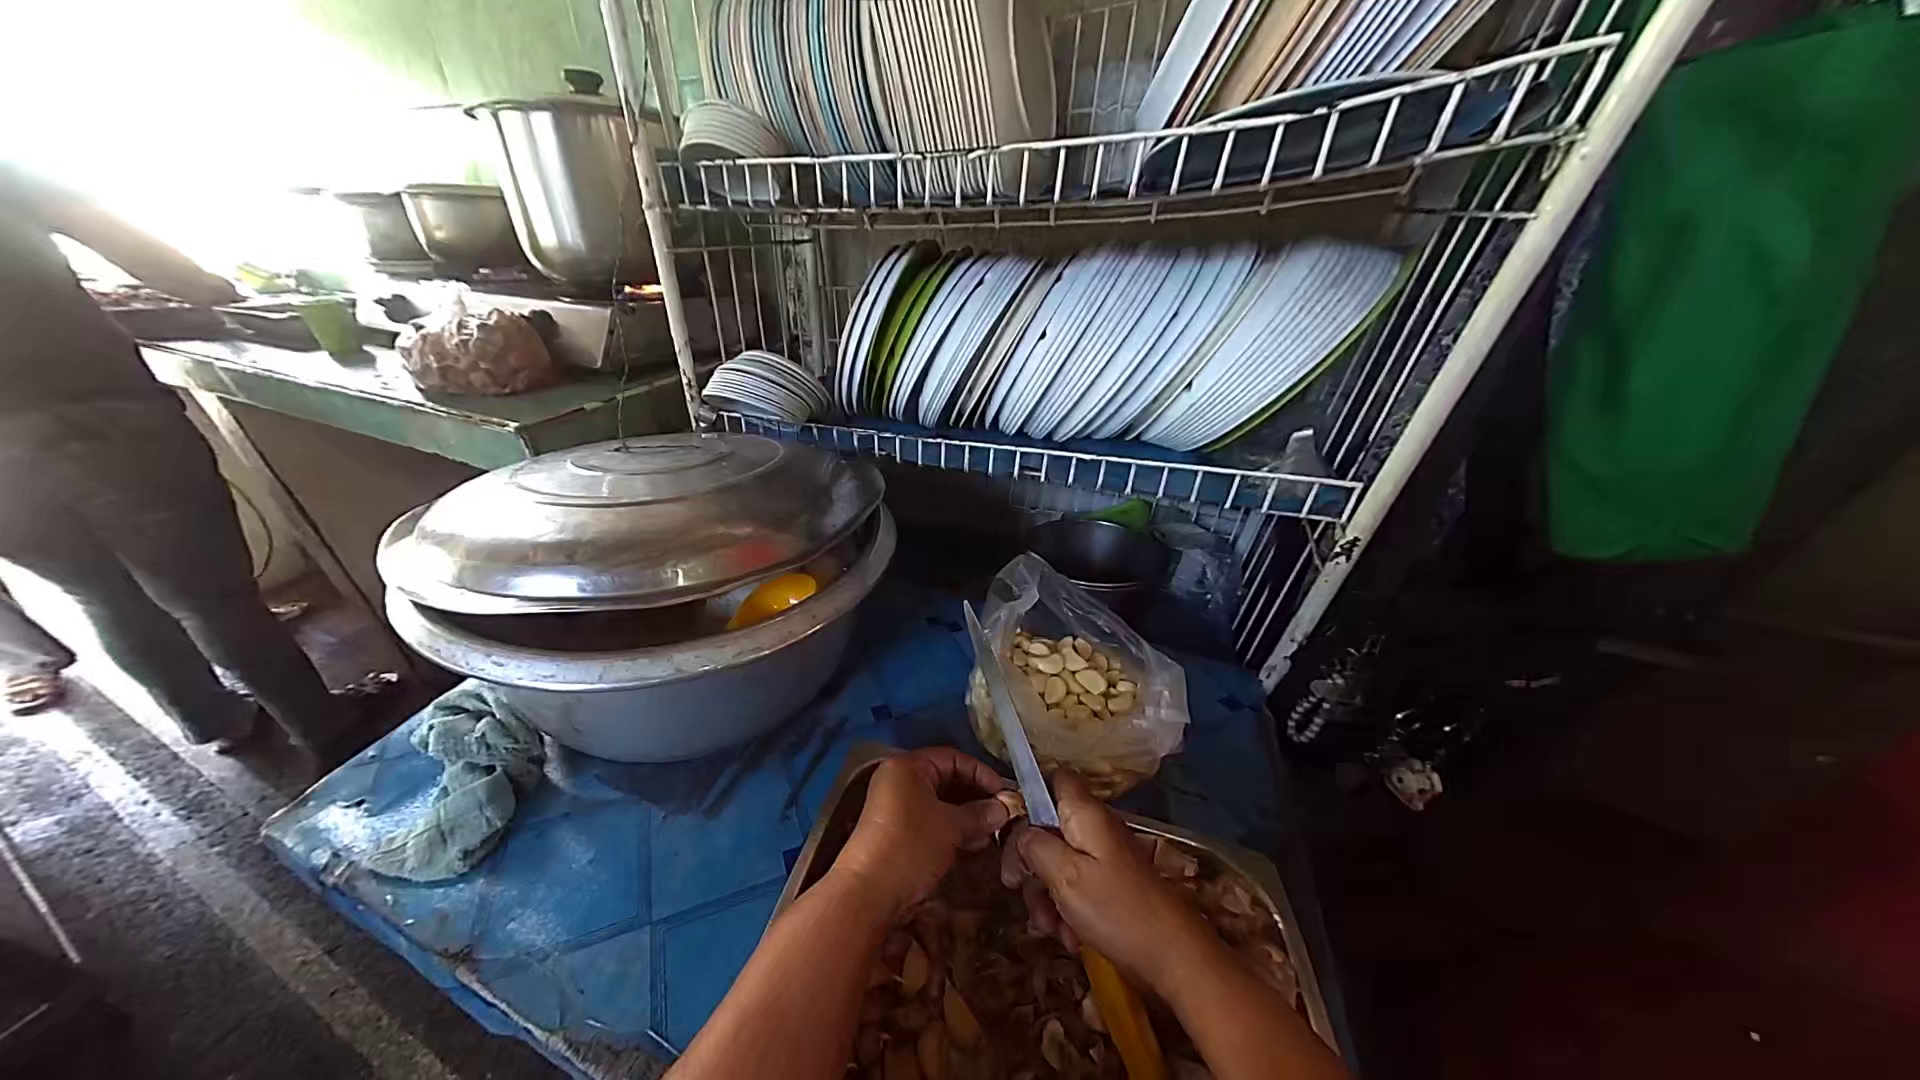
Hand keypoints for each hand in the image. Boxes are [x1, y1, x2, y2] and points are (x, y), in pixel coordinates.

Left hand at [832, 747, 1011, 918]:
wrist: (867, 896)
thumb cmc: (910, 847)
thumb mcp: (951, 827)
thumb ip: (980, 814)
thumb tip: (1003, 808)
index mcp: (908, 767)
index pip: (953, 758)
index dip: (982, 773)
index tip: (1004, 793)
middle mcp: (899, 781)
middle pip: (946, 780)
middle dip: (976, 797)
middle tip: (1002, 814)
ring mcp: (896, 808)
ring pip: (940, 804)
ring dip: (967, 816)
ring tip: (991, 833)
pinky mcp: (897, 833)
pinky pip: (931, 822)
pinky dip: (952, 830)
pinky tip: (973, 845)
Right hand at [1001, 770, 1214, 995]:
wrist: (1174, 958)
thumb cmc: (1117, 910)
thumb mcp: (1066, 875)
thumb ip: (1035, 846)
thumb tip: (1021, 832)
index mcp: (1084, 813)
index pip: (1055, 779)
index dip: (1030, 798)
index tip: (1014, 833)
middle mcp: (1093, 829)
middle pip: (1047, 828)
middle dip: (1030, 862)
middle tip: (1020, 890)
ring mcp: (1102, 859)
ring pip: (1056, 863)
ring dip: (1045, 895)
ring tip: (1050, 928)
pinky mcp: (1108, 888)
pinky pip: (1074, 889)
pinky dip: (1065, 911)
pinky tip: (1069, 937)